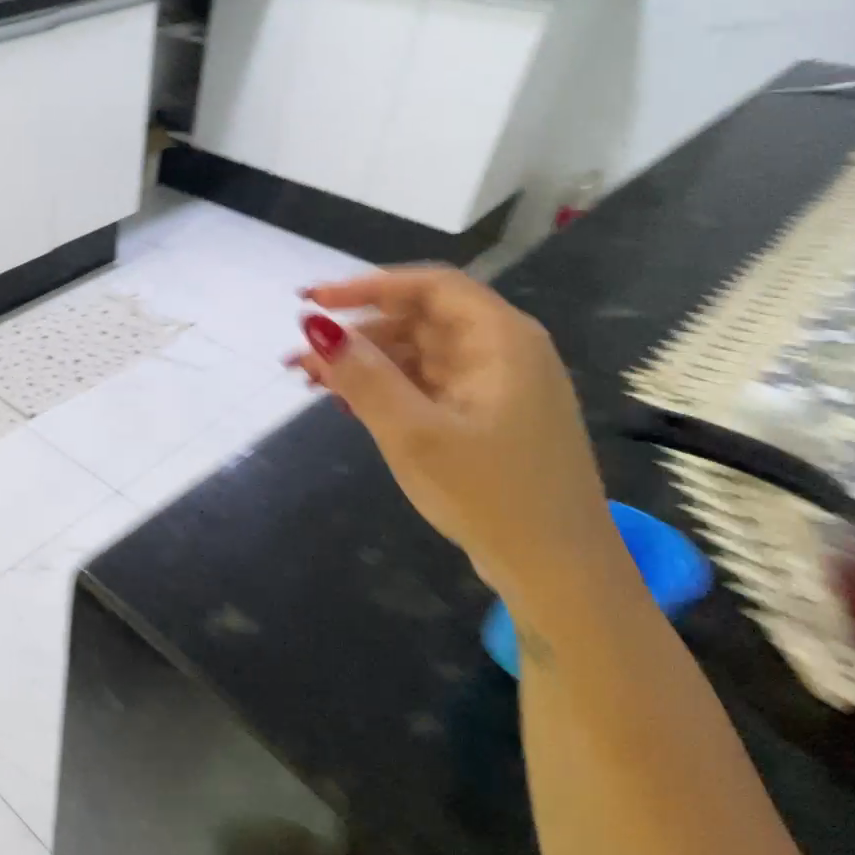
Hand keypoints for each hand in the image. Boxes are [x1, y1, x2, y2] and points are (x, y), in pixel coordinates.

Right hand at [288, 266, 619, 601]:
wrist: (555, 568)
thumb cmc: (488, 494)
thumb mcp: (414, 435)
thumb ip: (364, 378)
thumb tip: (316, 328)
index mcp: (500, 339)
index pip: (428, 287)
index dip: (365, 287)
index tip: (310, 302)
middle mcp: (503, 352)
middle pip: (420, 321)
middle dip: (356, 334)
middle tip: (299, 359)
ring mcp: (497, 388)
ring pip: (420, 356)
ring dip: (366, 364)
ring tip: (312, 385)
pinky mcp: (487, 420)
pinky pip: (429, 387)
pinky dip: (388, 391)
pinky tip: (351, 406)